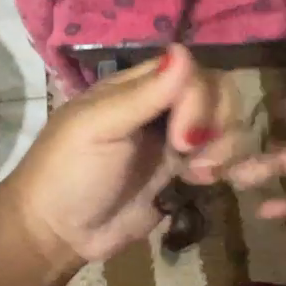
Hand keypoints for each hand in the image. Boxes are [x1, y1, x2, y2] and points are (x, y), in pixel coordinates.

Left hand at [2, 46, 234, 267]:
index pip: (192, 72)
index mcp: (138, 87)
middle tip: (191, 157)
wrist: (57, 234)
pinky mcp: (184, 173)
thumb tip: (183, 51)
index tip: (182, 137)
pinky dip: (228, 166)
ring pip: (225, 125)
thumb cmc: (68, 173)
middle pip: (217, 94)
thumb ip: (144, 94)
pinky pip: (221, 158)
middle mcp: (163, 107)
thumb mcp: (98, 128)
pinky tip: (206, 182)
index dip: (199, 100)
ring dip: (224, 148)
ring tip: (200, 175)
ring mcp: (176, 141)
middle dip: (216, 124)